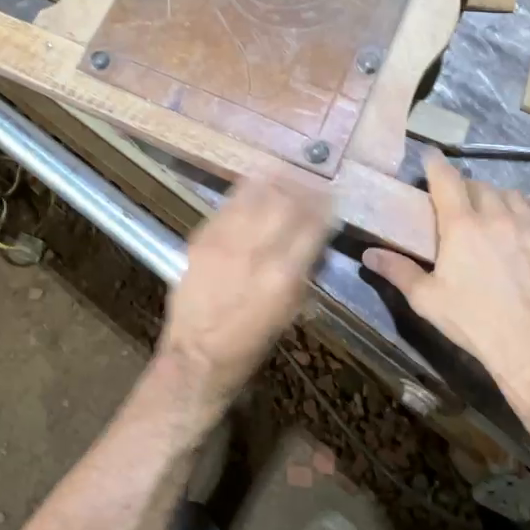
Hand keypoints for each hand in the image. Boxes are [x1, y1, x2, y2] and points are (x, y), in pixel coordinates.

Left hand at [158, 175, 332, 409]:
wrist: (196, 355)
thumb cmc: (249, 344)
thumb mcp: (289, 313)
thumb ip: (302, 275)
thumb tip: (314, 246)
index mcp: (284, 275)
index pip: (313, 227)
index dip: (326, 208)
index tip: (332, 198)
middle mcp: (256, 251)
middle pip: (286, 203)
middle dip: (303, 189)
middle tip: (312, 183)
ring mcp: (225, 241)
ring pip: (256, 197)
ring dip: (276, 182)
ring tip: (287, 174)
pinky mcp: (201, 238)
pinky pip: (227, 204)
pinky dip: (245, 190)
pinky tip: (255, 181)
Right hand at [363, 152, 529, 408]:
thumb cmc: (475, 325)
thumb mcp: (427, 300)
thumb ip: (398, 271)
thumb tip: (367, 254)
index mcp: (461, 226)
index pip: (446, 179)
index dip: (435, 164)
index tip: (430, 156)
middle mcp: (498, 217)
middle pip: (480, 186)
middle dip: (466, 189)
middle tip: (459, 204)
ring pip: (513, 195)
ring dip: (498, 198)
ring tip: (493, 212)